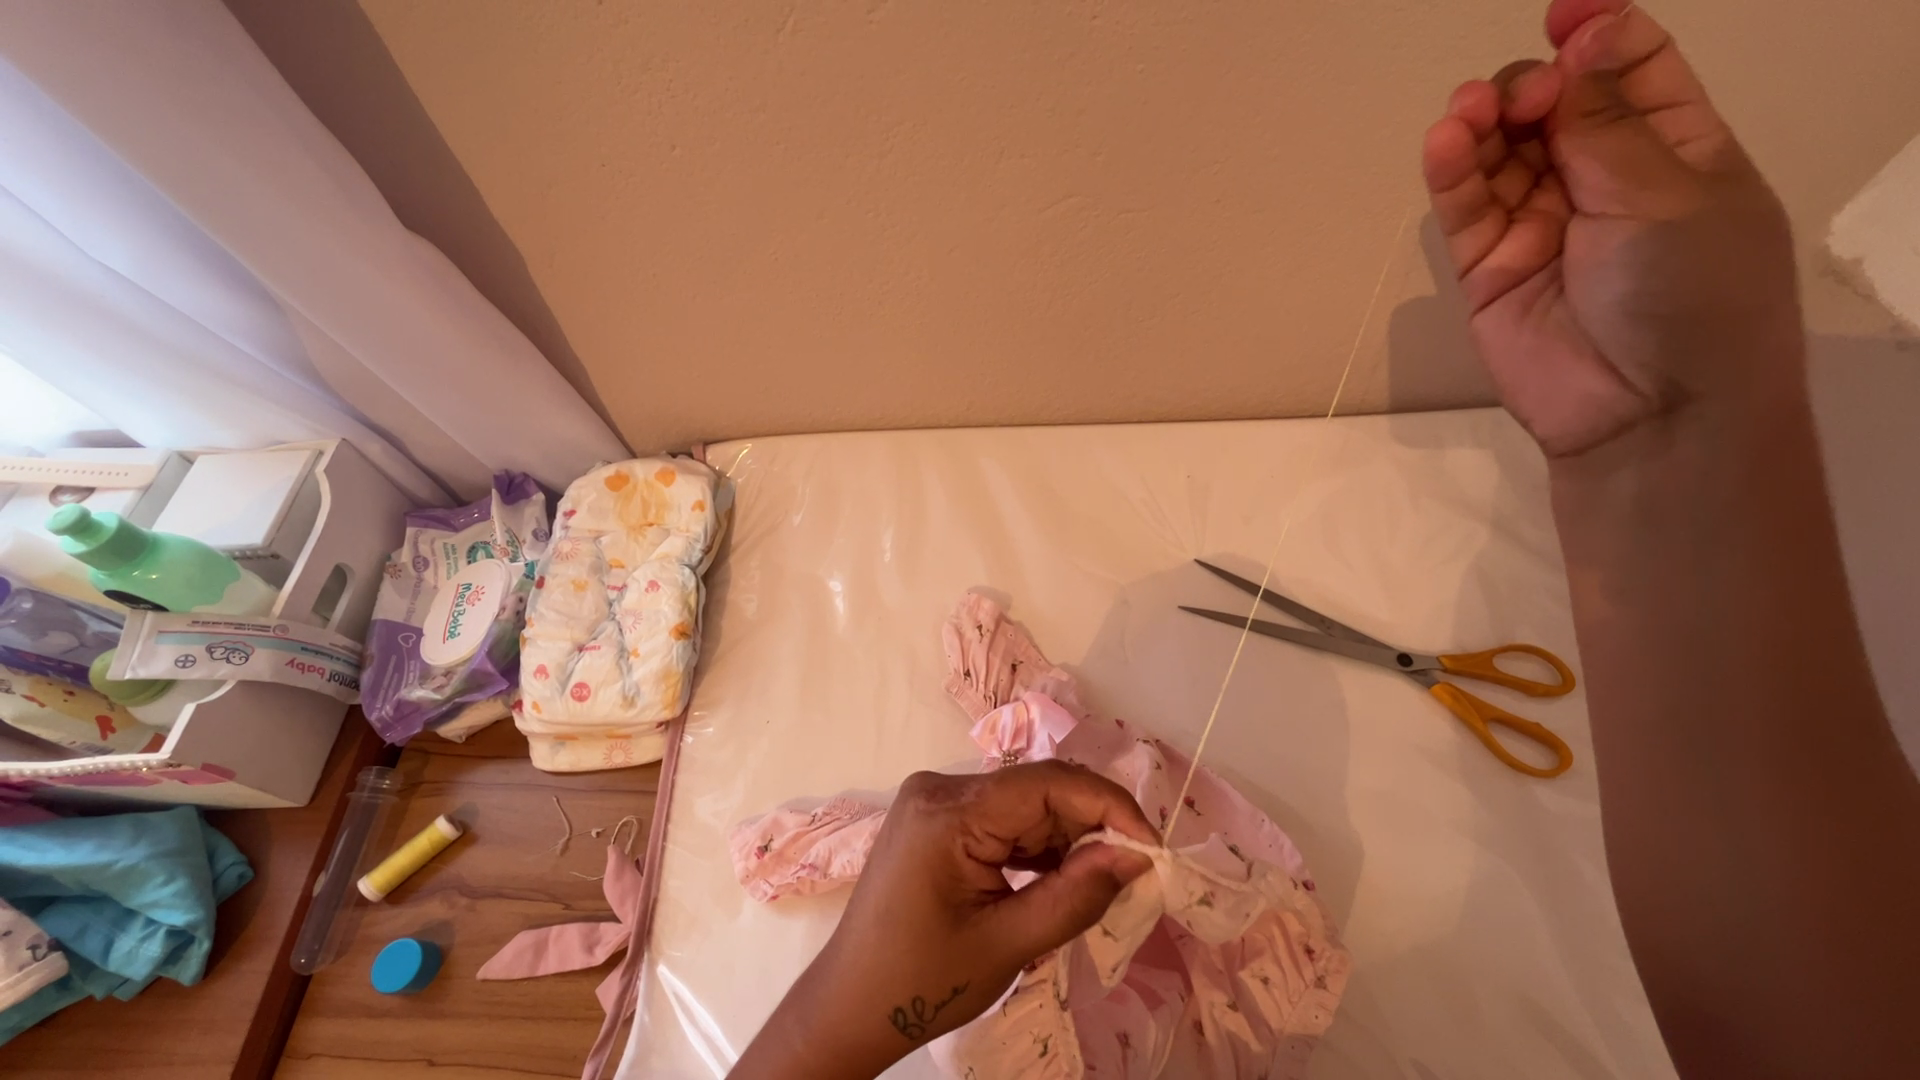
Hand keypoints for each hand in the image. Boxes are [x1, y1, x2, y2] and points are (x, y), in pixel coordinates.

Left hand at [731, 762, 1156, 1079]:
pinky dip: (1036, 847)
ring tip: (1087, 889)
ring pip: (1024, 804)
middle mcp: (940, 787)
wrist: (849, 1005)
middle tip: (1130, 876)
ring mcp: (935, 800)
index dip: (1109, 806)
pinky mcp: (937, 818)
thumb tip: (1135, 856)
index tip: (1153, 848)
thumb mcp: (1008, 944)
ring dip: (1064, 841)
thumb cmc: (923, 981)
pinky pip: (1002, 819)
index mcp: (949, 810)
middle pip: (1037, 790)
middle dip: (1089, 828)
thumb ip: (1076, 896)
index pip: (1047, 783)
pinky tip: (1052, 881)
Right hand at [1422, 0, 1801, 457]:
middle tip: (1522, 97)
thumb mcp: (1666, 193)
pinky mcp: (1488, 270)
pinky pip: (1466, 213)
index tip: (1562, 11)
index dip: (1598, 35)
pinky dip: (1453, 176)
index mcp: (1674, 152)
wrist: (1646, 409)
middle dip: (1532, 89)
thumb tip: (1577, 47)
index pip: (1632, 73)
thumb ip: (1606, 126)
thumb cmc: (1690, 293)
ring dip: (1482, 127)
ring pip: (1501, 159)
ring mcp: (1540, 229)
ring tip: (1464, 115)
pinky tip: (1444, 144)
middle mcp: (1602, 184)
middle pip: (1554, 111)